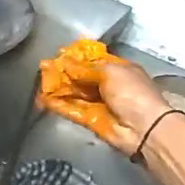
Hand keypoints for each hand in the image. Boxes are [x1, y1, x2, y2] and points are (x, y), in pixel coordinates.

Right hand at [37, 39, 173, 155]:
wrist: (144, 128)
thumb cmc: (133, 92)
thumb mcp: (111, 71)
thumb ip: (86, 68)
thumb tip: (66, 63)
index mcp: (119, 69)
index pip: (93, 60)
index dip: (76, 58)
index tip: (59, 56)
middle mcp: (109, 85)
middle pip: (82, 77)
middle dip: (64, 74)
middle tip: (44, 70)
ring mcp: (100, 103)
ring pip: (75, 94)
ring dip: (59, 89)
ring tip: (40, 84)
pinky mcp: (91, 120)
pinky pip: (73, 110)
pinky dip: (59, 105)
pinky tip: (43, 100)